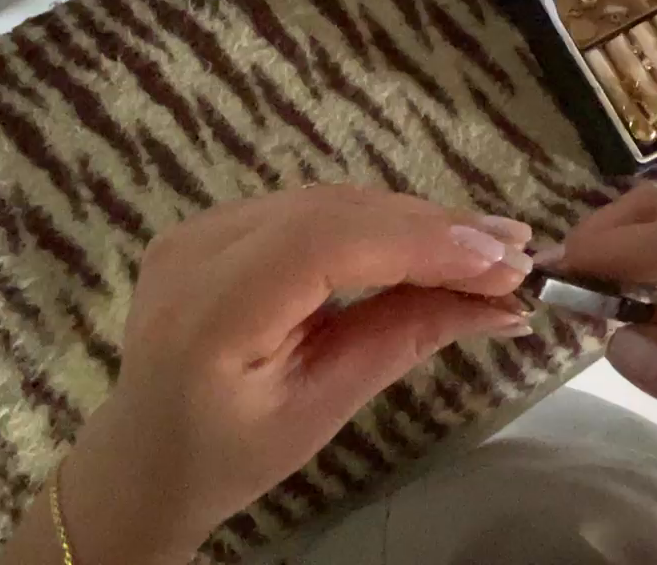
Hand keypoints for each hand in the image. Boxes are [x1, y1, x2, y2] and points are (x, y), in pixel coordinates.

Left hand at [8, 187, 535, 564]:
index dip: (418, 240)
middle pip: (331, 210)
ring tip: (483, 242)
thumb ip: (404, 337)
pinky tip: (422, 235)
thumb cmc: (229, 456)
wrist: (144, 454)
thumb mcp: (322, 410)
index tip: (501, 259)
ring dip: (409, 217)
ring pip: (327, 200)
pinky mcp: (216, 221)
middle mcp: (197, 248)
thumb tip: (501, 301)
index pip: (323, 243)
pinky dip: (373, 220)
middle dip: (429, 225)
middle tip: (511, 246)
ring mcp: (201, 225)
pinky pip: (309, 207)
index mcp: (207, 313)